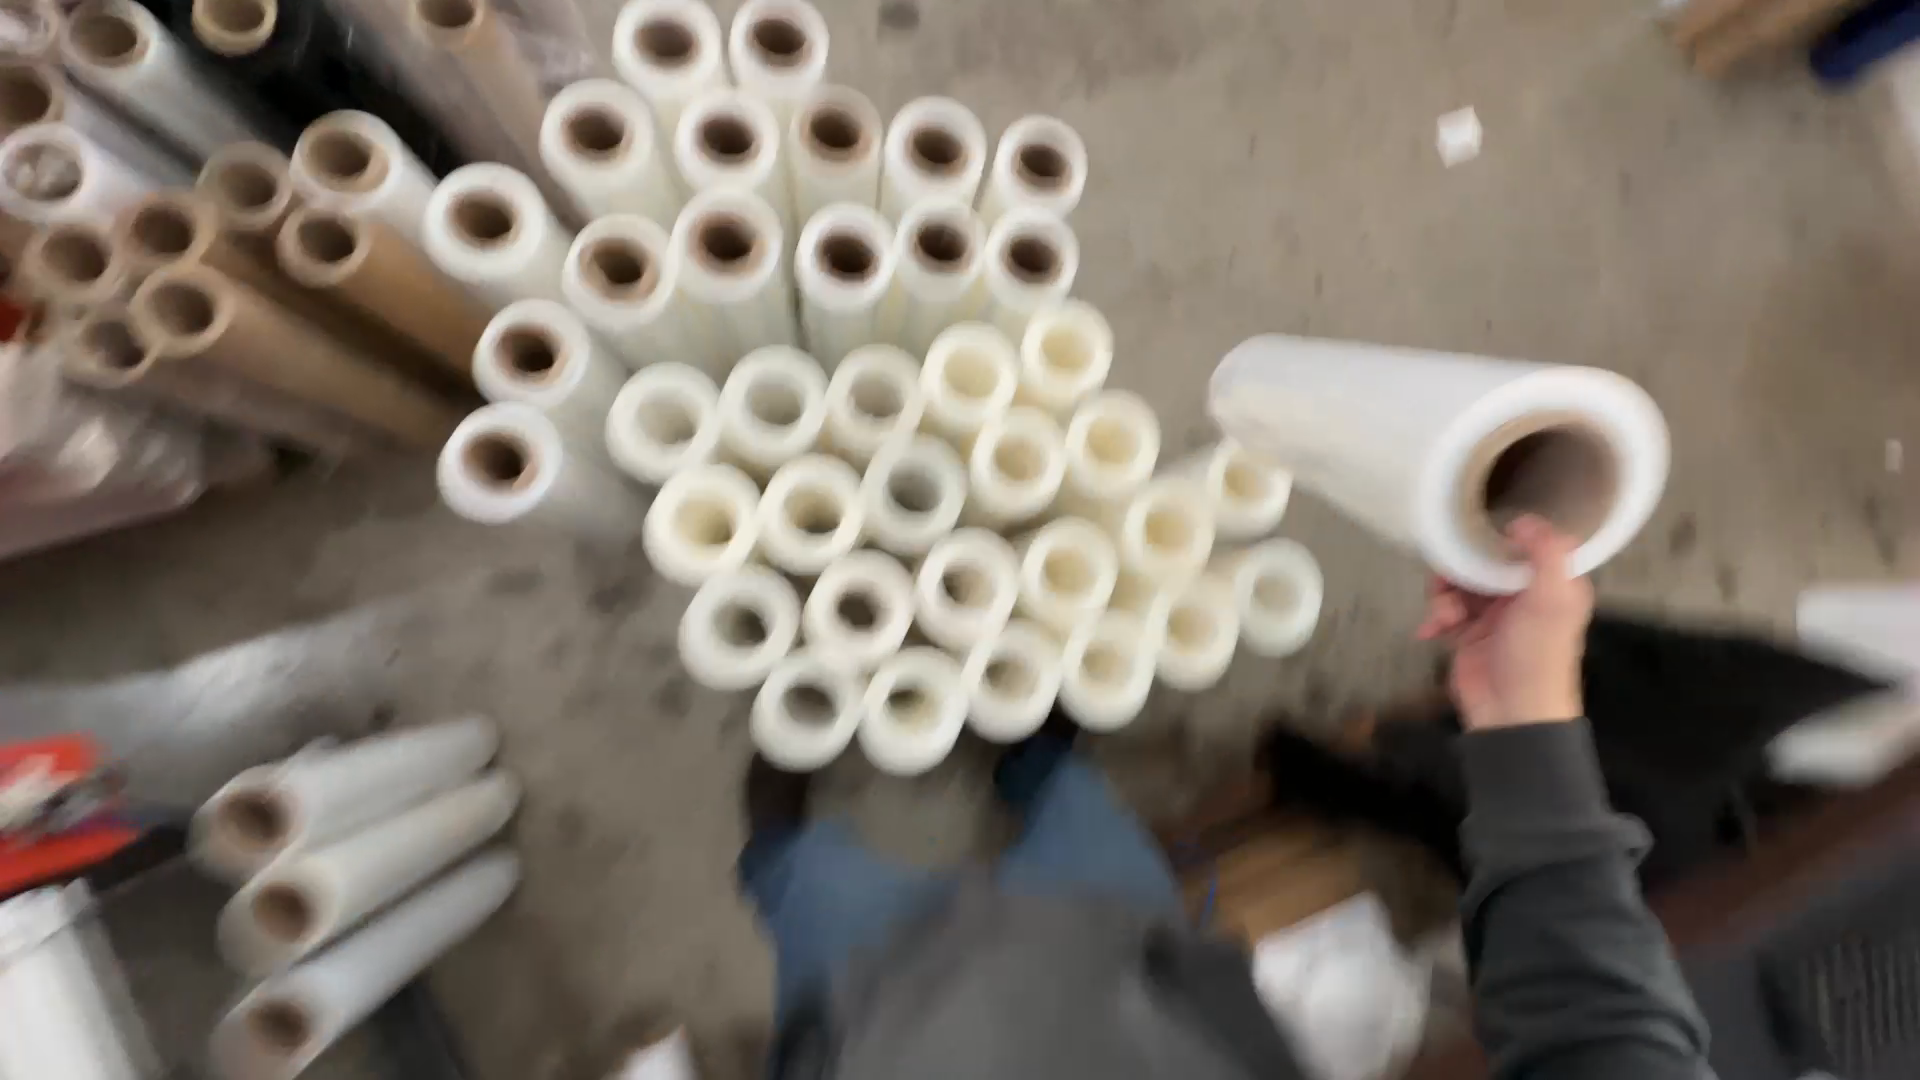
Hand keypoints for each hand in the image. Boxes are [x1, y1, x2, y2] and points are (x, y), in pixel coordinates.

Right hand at [1415, 516, 1592, 729]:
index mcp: (1550, 585)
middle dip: (1458, 570)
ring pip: (1458, 586)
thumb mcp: (1551, 601)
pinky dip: (1433, 619)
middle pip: (1482, 564)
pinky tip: (1429, 631)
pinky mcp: (1466, 633)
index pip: (1524, 547)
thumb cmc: (1535, 655)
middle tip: (1445, 579)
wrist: (1510, 710)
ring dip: (1442, 597)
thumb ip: (1545, 556)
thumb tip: (1523, 520)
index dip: (1499, 539)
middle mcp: (1522, 596)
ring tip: (1443, 616)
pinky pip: (1443, 612)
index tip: (1476, 535)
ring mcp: (1492, 615)